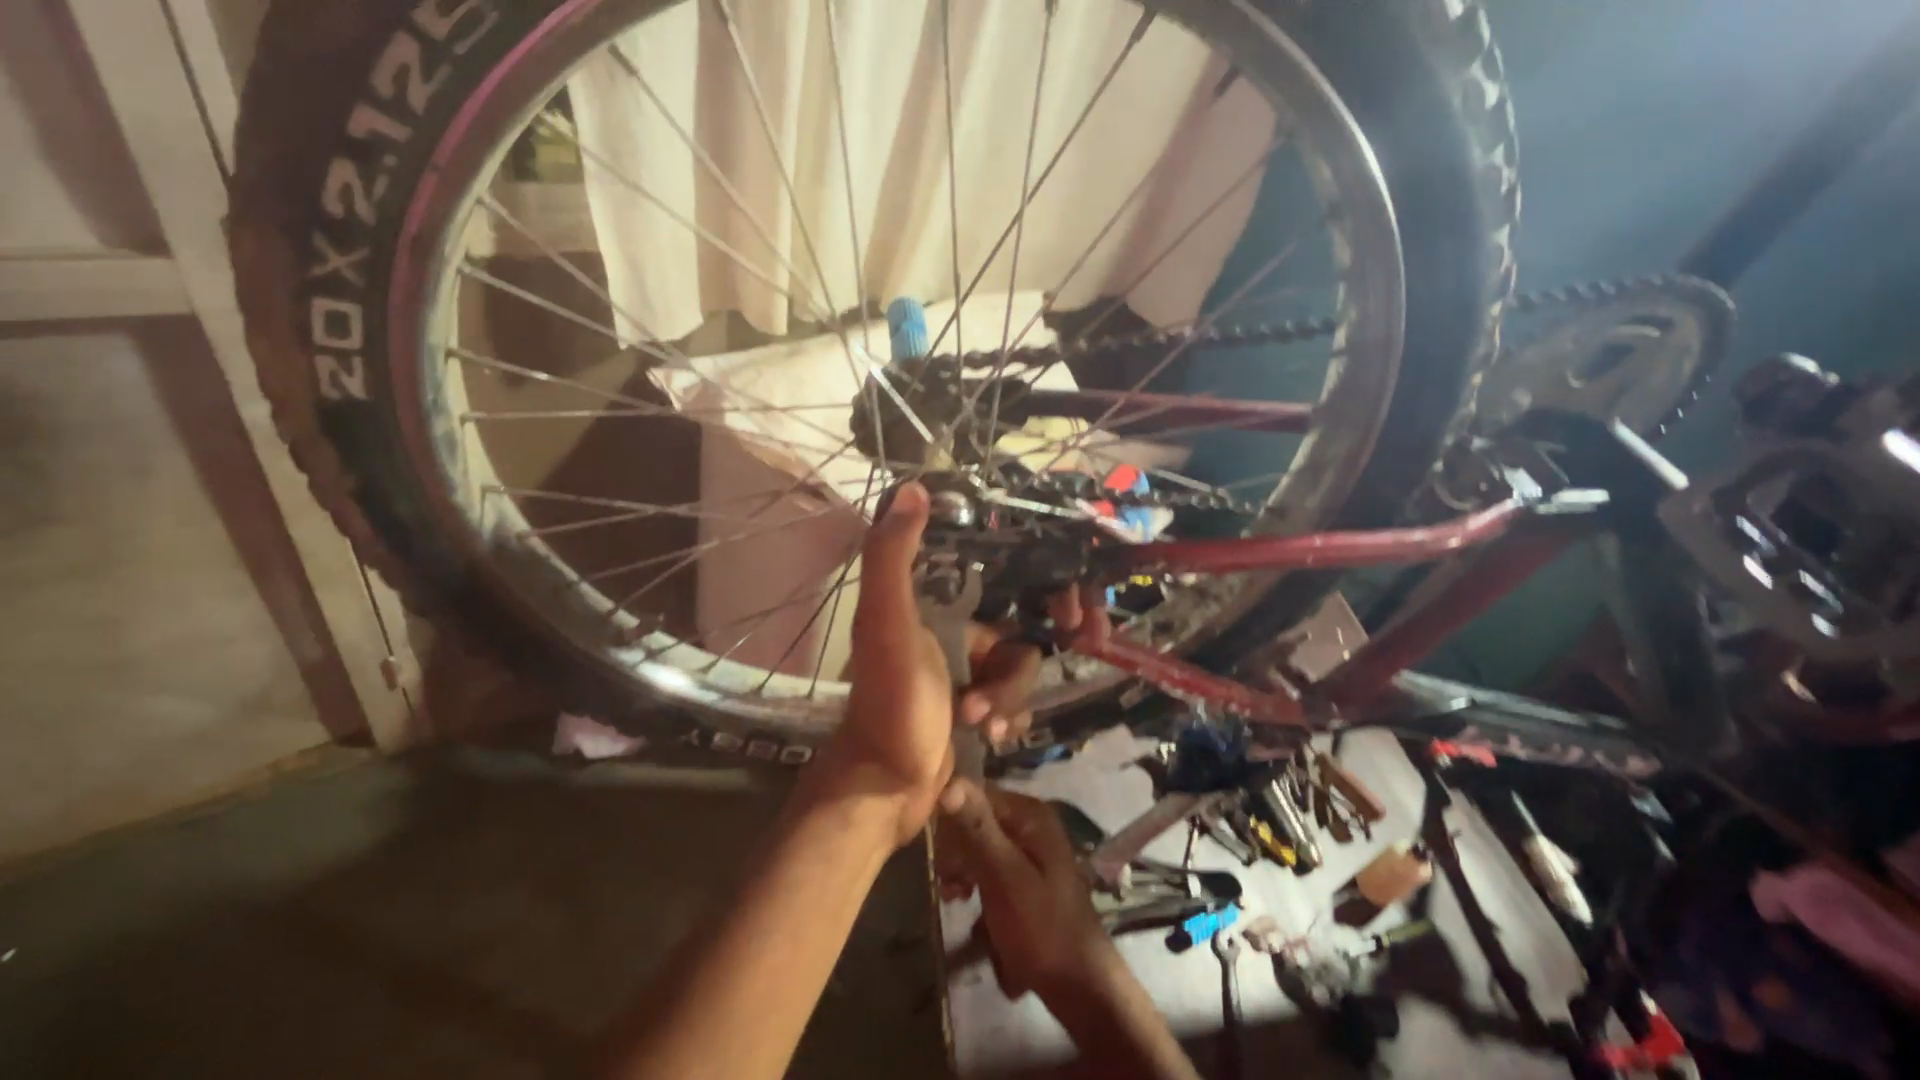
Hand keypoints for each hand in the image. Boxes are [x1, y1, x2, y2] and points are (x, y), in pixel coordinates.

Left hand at [815, 483, 1044, 846]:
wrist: (882, 788)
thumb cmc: (888, 702)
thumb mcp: (886, 624)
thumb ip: (893, 557)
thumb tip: (915, 487)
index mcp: (932, 608)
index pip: (1000, 583)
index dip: (1042, 593)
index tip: (1074, 614)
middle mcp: (950, 635)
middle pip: (1019, 636)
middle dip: (1019, 669)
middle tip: (1012, 690)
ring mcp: (963, 676)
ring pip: (1019, 675)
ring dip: (1008, 699)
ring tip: (978, 721)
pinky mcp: (973, 713)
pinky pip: (1013, 704)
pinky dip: (1008, 718)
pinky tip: (989, 738)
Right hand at [937, 780, 1119, 1002]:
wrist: (1078, 983)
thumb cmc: (1041, 928)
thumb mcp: (1003, 877)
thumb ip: (977, 829)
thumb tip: (949, 781)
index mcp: (1029, 814)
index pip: (973, 794)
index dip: (949, 821)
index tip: (938, 857)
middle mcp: (1029, 822)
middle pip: (973, 819)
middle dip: (954, 849)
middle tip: (949, 885)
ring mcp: (1028, 848)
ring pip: (977, 843)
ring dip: (960, 867)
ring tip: (955, 897)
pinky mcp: (1023, 873)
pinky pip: (987, 864)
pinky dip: (974, 879)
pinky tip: (966, 901)